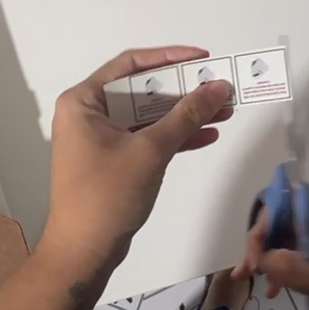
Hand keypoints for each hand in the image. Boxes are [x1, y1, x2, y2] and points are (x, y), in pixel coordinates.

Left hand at [42, 47, 233, 269]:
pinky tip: (207, 135)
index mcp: (83, 101)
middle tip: (220, 87)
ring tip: (224, 110)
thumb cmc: (107, 194)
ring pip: (148, 116)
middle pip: (142, 90)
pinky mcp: (113, 161)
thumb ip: (186, 115)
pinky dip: (174, 137)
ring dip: (184, 115)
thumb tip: (218, 87)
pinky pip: (147, 139)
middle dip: (183, 90)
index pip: (130, 64)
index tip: (203, 59)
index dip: (169, 58)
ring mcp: (100, 139)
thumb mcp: (150, 150)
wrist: (83, 251)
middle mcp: (88, 114)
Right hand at [235, 187, 308, 309]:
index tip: (256, 248)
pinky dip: (280, 272)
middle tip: (246, 270)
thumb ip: (296, 270)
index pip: (294, 199)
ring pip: (288, 241)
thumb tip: (262, 258)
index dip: (269, 214)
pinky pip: (296, 262)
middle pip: (286, 219)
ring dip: (267, 256)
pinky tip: (272, 292)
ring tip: (251, 280)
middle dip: (262, 239)